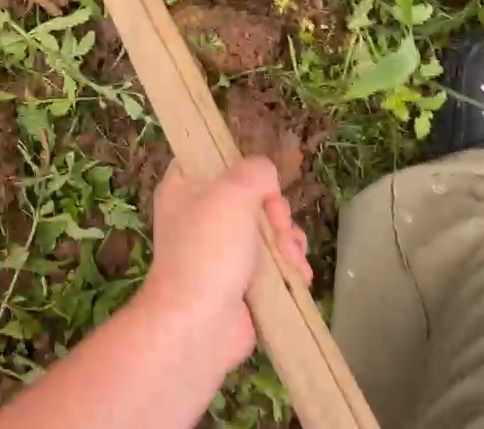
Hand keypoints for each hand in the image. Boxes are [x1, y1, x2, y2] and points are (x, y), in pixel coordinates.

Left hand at [138, 156, 313, 372]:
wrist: (199, 325)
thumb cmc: (208, 249)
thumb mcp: (232, 193)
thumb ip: (256, 172)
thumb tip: (267, 179)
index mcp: (184, 187)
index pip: (212, 158)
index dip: (241, 164)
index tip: (260, 180)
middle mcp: (200, 214)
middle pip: (250, 194)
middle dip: (276, 211)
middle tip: (278, 227)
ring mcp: (221, 248)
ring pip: (267, 227)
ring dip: (288, 239)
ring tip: (293, 259)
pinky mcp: (241, 278)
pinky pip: (272, 259)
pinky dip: (289, 264)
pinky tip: (300, 275)